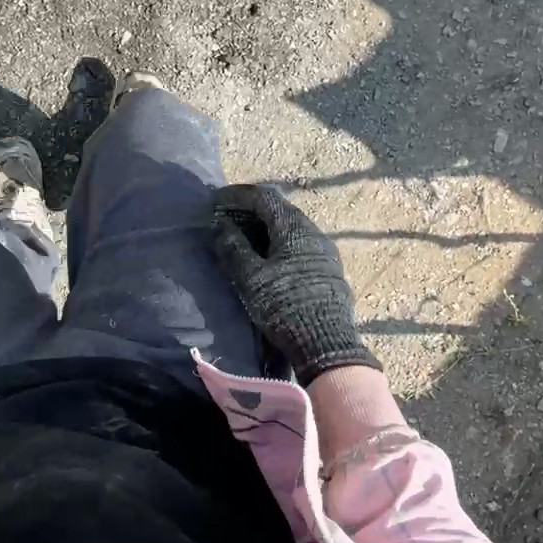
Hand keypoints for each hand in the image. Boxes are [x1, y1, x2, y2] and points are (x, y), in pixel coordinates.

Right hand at [210, 184, 380, 384]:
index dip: (236, 196)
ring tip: (239, 238)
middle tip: (223, 219)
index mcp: (295, 228)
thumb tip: (217, 224)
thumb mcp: (250, 277)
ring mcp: (324, 252)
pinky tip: (264, 257)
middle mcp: (314, 232)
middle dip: (248, 210)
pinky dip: (275, 242)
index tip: (214, 202)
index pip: (264, 197)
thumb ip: (232, 246)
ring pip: (288, 228)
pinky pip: (297, 244)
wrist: (328, 347)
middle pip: (278, 210)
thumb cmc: (285, 306)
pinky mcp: (327, 270)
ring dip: (262, 227)